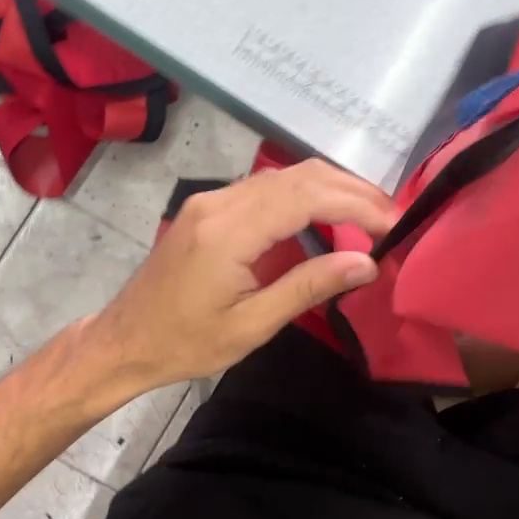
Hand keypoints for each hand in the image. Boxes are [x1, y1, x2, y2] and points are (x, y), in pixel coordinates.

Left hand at [87, 159, 396, 392]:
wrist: (125, 340)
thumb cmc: (185, 343)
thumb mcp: (251, 325)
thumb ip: (308, 287)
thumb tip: (366, 263)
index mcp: (228, 231)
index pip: (305, 197)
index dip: (356, 204)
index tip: (393, 224)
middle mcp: (218, 202)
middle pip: (297, 175)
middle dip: (350, 189)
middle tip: (391, 215)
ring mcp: (210, 200)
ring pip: (282, 176)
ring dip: (329, 188)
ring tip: (369, 214)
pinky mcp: (208, 208)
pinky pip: (264, 188)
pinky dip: (303, 195)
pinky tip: (327, 215)